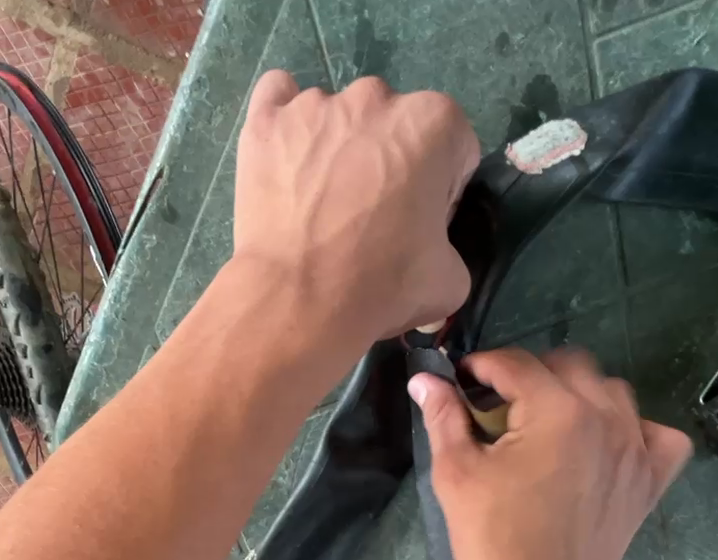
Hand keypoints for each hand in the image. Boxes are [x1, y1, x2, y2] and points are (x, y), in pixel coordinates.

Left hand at [233, 70, 480, 343]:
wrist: (298, 303)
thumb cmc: (381, 288)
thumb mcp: (449, 282)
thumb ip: (452, 250)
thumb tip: (435, 258)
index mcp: (434, 124)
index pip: (452, 150)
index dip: (439, 193)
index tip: (419, 228)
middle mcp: (376, 98)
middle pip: (392, 128)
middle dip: (388, 166)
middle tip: (368, 224)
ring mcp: (315, 105)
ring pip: (337, 119)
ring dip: (336, 152)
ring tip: (320, 210)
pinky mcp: (266, 121)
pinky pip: (278, 98)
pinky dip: (285, 125)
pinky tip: (287, 162)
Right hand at [411, 347, 690, 559]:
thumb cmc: (493, 539)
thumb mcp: (456, 475)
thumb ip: (444, 418)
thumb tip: (424, 380)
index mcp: (557, 410)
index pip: (515, 363)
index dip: (481, 367)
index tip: (461, 382)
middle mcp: (606, 415)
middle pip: (568, 364)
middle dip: (529, 374)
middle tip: (499, 406)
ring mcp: (637, 446)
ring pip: (611, 390)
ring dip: (577, 394)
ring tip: (546, 425)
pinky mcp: (652, 477)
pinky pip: (656, 432)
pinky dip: (633, 429)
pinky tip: (605, 445)